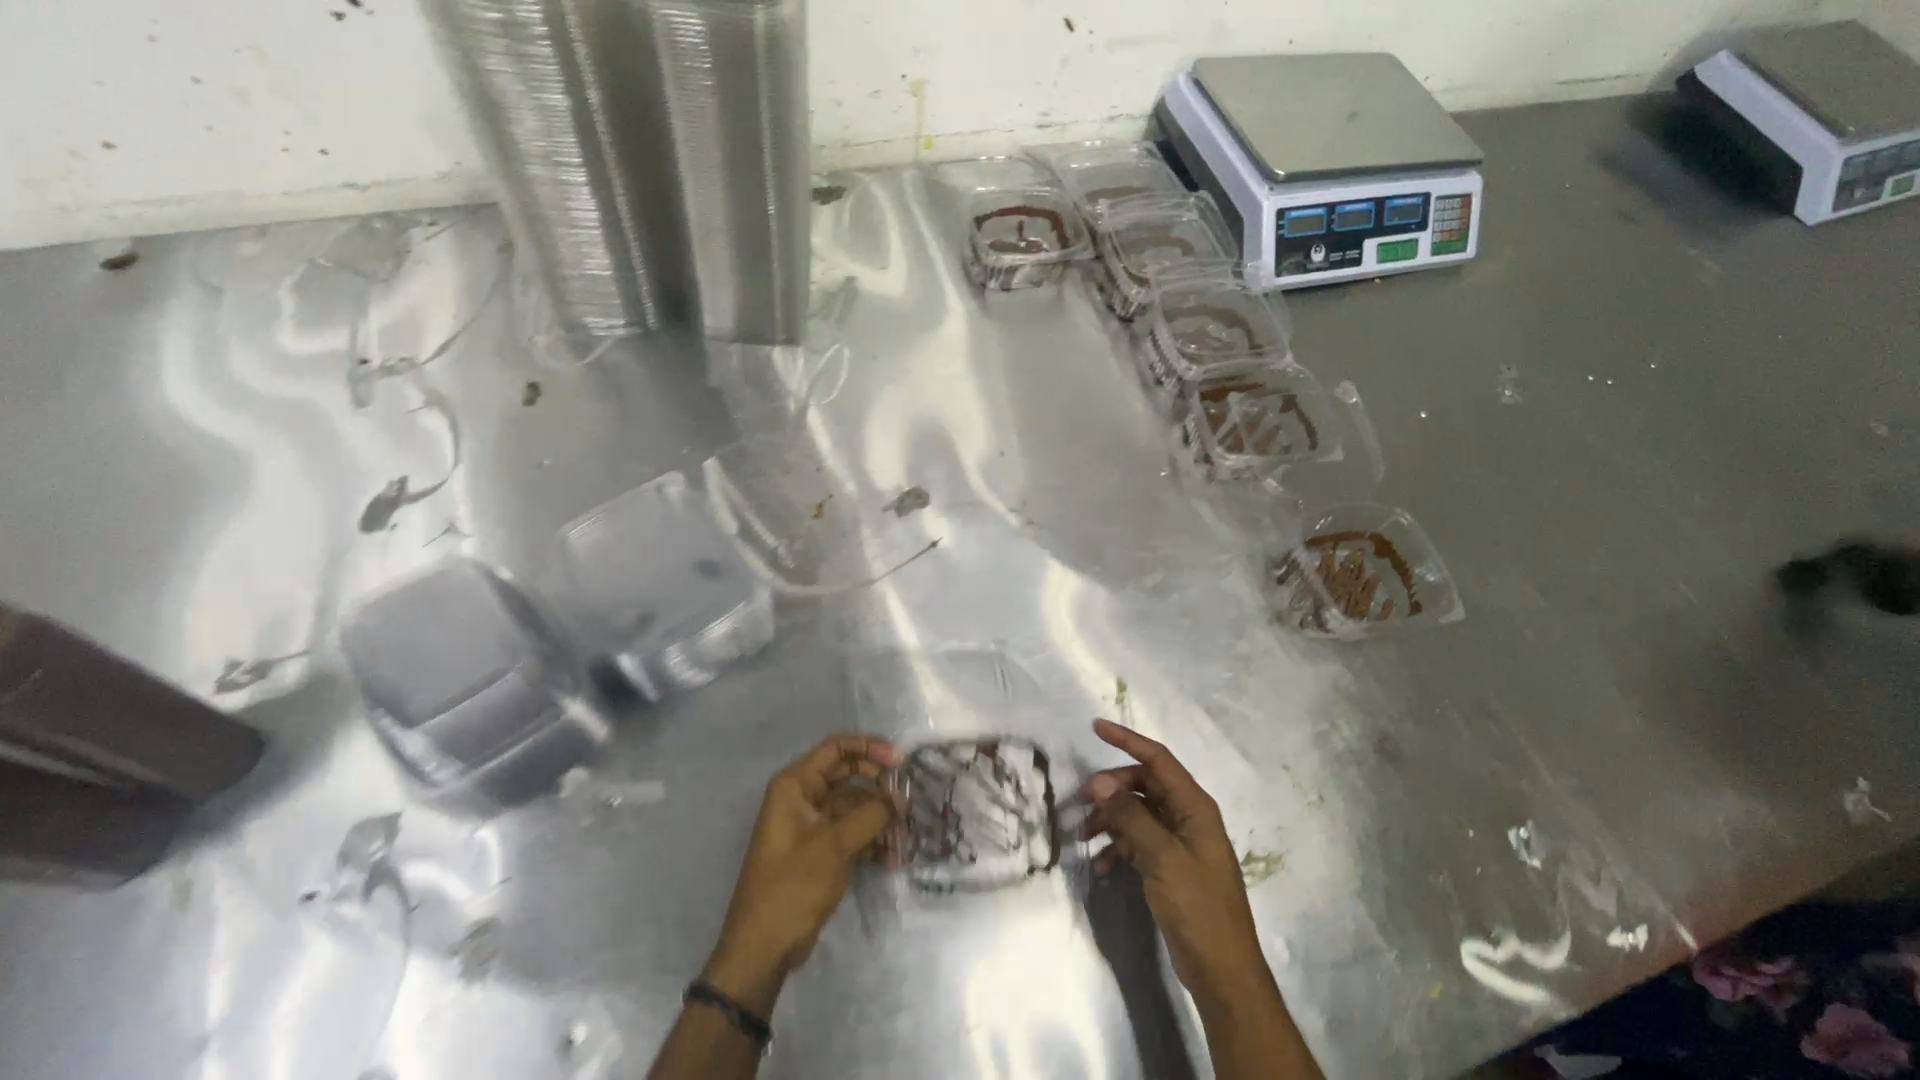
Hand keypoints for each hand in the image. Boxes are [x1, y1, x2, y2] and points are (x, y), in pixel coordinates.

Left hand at [703, 735, 899, 1015]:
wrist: (763, 946)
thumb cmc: (792, 886)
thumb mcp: (835, 845)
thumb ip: (872, 814)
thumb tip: (901, 797)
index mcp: (795, 785)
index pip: (837, 748)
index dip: (871, 748)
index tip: (902, 763)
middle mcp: (802, 798)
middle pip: (850, 776)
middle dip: (880, 787)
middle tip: (909, 802)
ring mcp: (812, 827)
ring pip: (855, 807)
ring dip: (881, 819)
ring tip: (904, 839)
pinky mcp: (821, 852)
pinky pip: (853, 833)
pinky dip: (872, 841)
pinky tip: (893, 858)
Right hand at [1081, 719, 1268, 1002]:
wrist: (1220, 966)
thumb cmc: (1197, 905)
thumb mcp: (1160, 856)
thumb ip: (1130, 815)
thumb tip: (1099, 781)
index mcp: (1195, 807)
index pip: (1158, 759)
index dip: (1127, 740)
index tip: (1095, 727)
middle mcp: (1188, 818)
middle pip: (1144, 786)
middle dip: (1112, 790)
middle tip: (1082, 803)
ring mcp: (1179, 843)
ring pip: (1137, 815)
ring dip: (1110, 821)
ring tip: (1085, 839)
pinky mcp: (1170, 867)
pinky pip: (1138, 843)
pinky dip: (1117, 848)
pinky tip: (1102, 867)